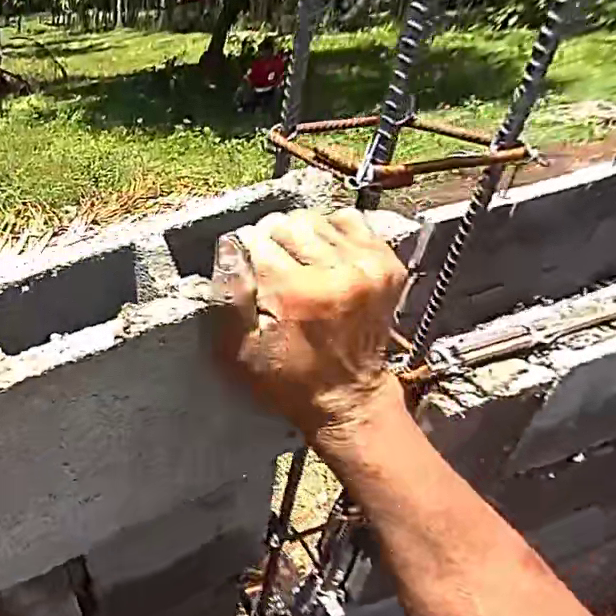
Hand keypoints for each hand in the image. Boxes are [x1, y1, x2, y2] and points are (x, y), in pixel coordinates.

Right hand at [213, 207, 410, 451]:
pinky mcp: (386, 263)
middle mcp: (336, 271)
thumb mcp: (239, 350)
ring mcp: (367, 265)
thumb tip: (230, 246)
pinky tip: (323, 260)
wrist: (347, 396)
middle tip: (270, 273)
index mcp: (296, 292)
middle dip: (270, 243)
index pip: (254, 239)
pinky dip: (330, 234)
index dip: (242, 254)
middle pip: (285, 223)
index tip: (245, 273)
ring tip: (297, 268)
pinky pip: (349, 221)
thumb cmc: (289, 378)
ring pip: (314, 219)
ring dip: (299, 238)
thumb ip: (229, 296)